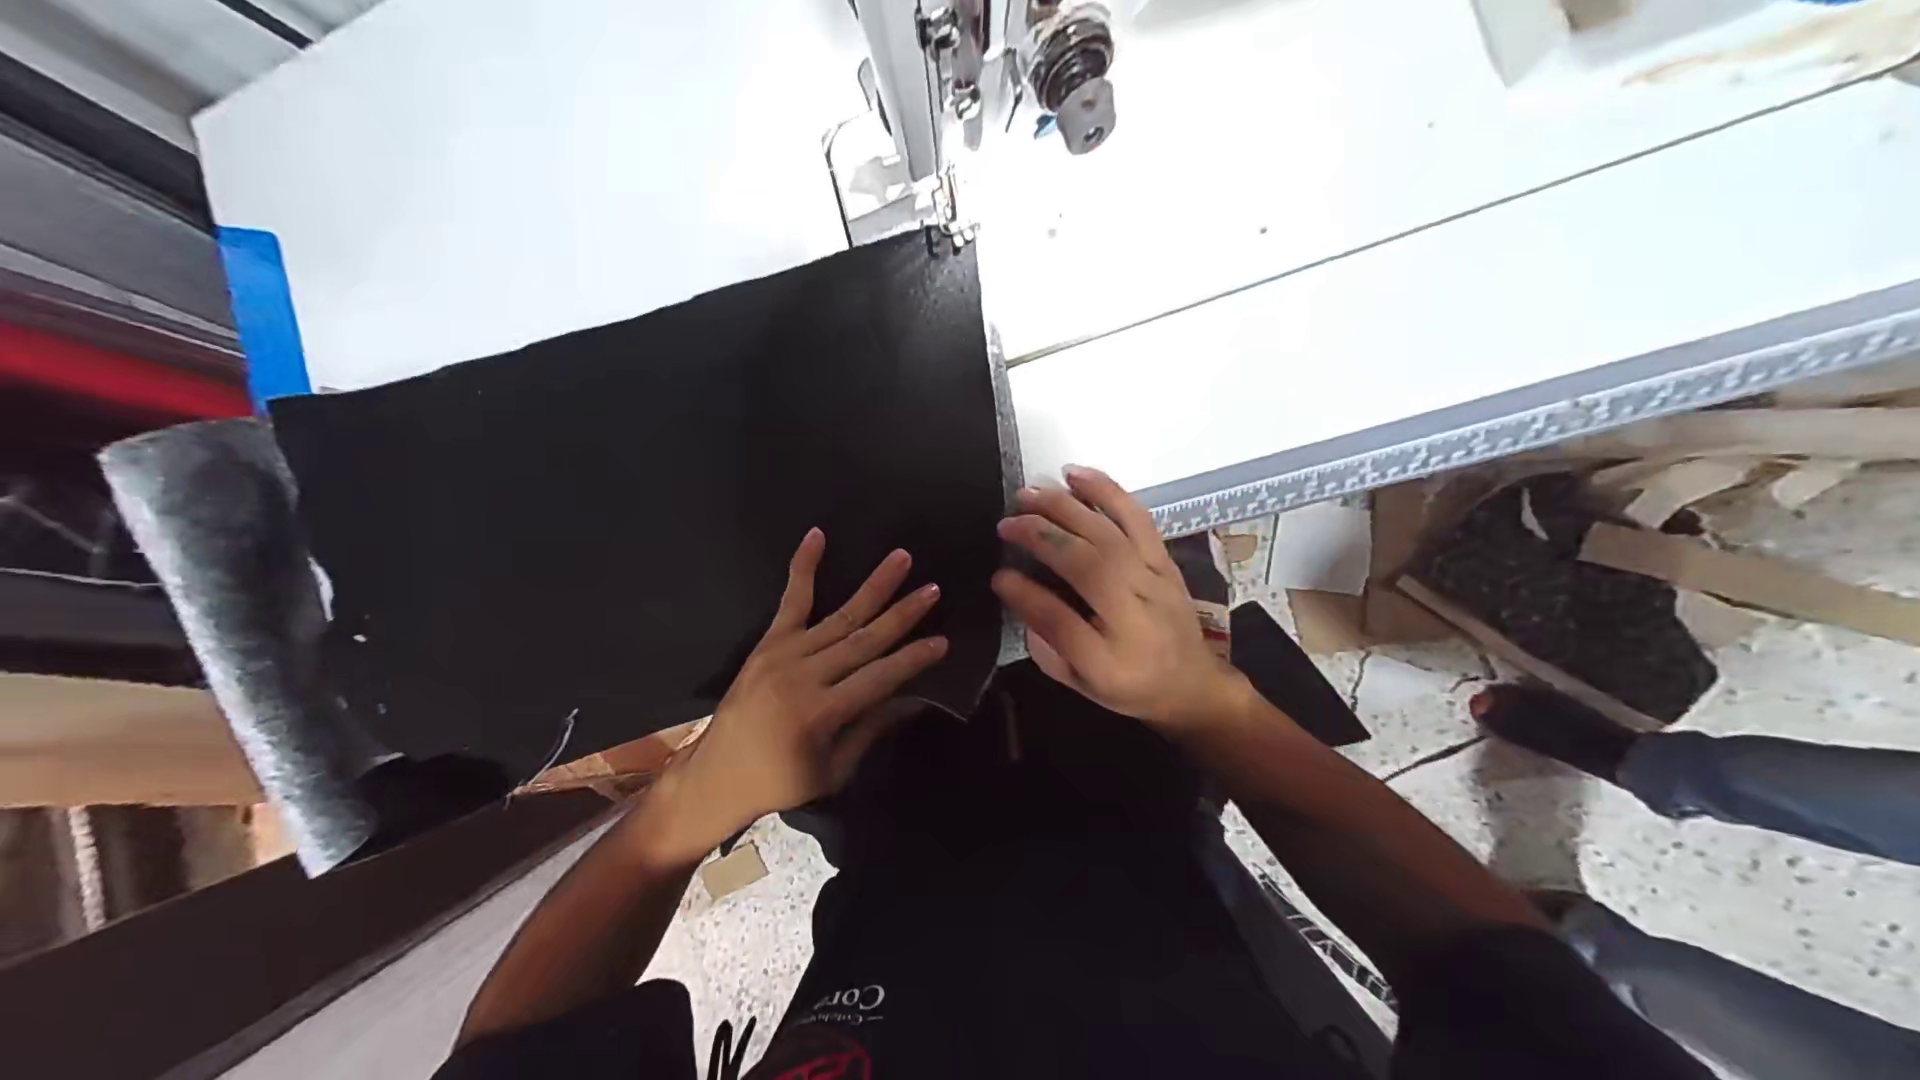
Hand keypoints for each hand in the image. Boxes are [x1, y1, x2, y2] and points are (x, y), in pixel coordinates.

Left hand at [646, 529, 946, 858]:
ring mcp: (782, 654)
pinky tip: (817, 536)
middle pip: (864, 639)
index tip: (943, 641)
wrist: (715, 775)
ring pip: (839, 615)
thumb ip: (871, 729)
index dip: (913, 660)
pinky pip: (790, 600)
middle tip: (933, 589)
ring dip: (874, 586)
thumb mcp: (833, 770)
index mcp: (820, 713)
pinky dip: (803, 567)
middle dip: (903, 614)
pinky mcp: (767, 643)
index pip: (879, 678)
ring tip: (901, 558)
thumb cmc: (780, 781)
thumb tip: (914, 698)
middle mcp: (803, 676)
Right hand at [992, 465, 1251, 734]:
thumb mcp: (1082, 684)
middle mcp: (1136, 615)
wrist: (1192, 681)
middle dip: (1041, 537)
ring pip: (1109, 534)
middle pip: (1087, 566)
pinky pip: (1137, 518)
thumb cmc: (1129, 687)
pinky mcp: (1164, 560)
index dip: (1026, 596)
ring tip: (1030, 493)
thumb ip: (1048, 648)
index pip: (1061, 622)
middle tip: (1006, 523)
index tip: (998, 576)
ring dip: (1066, 507)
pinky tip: (1076, 475)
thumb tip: (1019, 597)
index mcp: (1110, 661)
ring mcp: (1154, 581)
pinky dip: (1107, 491)